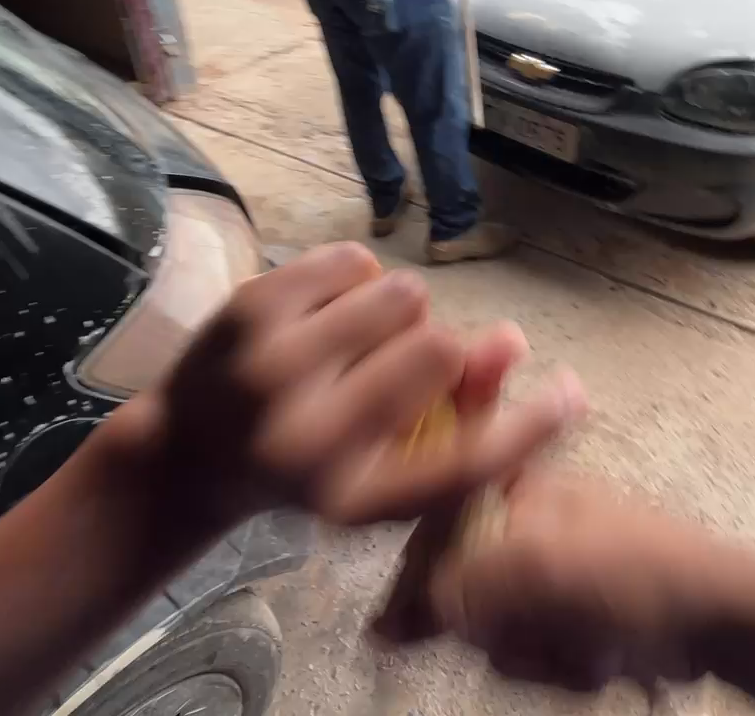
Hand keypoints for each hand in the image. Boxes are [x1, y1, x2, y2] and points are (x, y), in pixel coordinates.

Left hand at [116, 243, 586, 534]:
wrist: (184, 452)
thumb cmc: (300, 466)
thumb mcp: (378, 467)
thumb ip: (451, 412)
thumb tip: (509, 338)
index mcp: (348, 495)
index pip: (467, 461)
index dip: (530, 427)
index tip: (571, 393)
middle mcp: (309, 435)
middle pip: (440, 345)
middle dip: (434, 346)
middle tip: (392, 362)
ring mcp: (271, 362)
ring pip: (403, 292)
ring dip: (396, 312)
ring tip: (355, 339)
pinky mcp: (251, 304)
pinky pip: (358, 260)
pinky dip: (356, 281)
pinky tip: (325, 315)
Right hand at [375, 469, 725, 691]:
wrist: (719, 613)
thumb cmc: (631, 570)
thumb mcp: (544, 568)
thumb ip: (469, 584)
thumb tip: (399, 617)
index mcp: (515, 492)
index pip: (437, 532)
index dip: (416, 585)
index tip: (395, 632)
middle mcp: (524, 528)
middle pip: (465, 597)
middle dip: (501, 631)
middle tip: (536, 636)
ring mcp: (548, 574)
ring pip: (500, 636)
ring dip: (539, 653)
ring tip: (586, 645)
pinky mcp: (570, 615)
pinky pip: (536, 654)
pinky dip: (564, 665)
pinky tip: (600, 657)